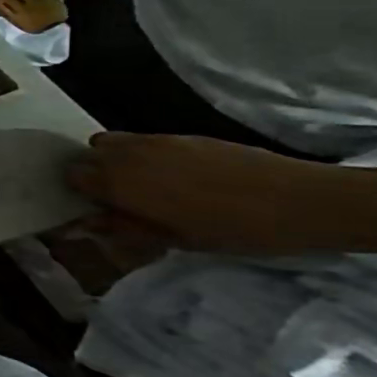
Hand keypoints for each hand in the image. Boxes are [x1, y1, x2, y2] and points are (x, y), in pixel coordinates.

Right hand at [65, 132, 345, 256]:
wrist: (302, 200)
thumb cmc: (234, 230)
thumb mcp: (175, 240)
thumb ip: (126, 227)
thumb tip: (90, 222)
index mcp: (122, 183)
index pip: (74, 175)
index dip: (79, 191)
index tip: (94, 206)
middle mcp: (131, 155)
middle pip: (90, 153)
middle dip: (94, 171)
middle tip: (115, 195)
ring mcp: (158, 141)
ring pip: (114, 141)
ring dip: (116, 158)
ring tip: (141, 182)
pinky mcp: (184, 136)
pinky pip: (144, 140)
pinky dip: (143, 153)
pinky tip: (173, 175)